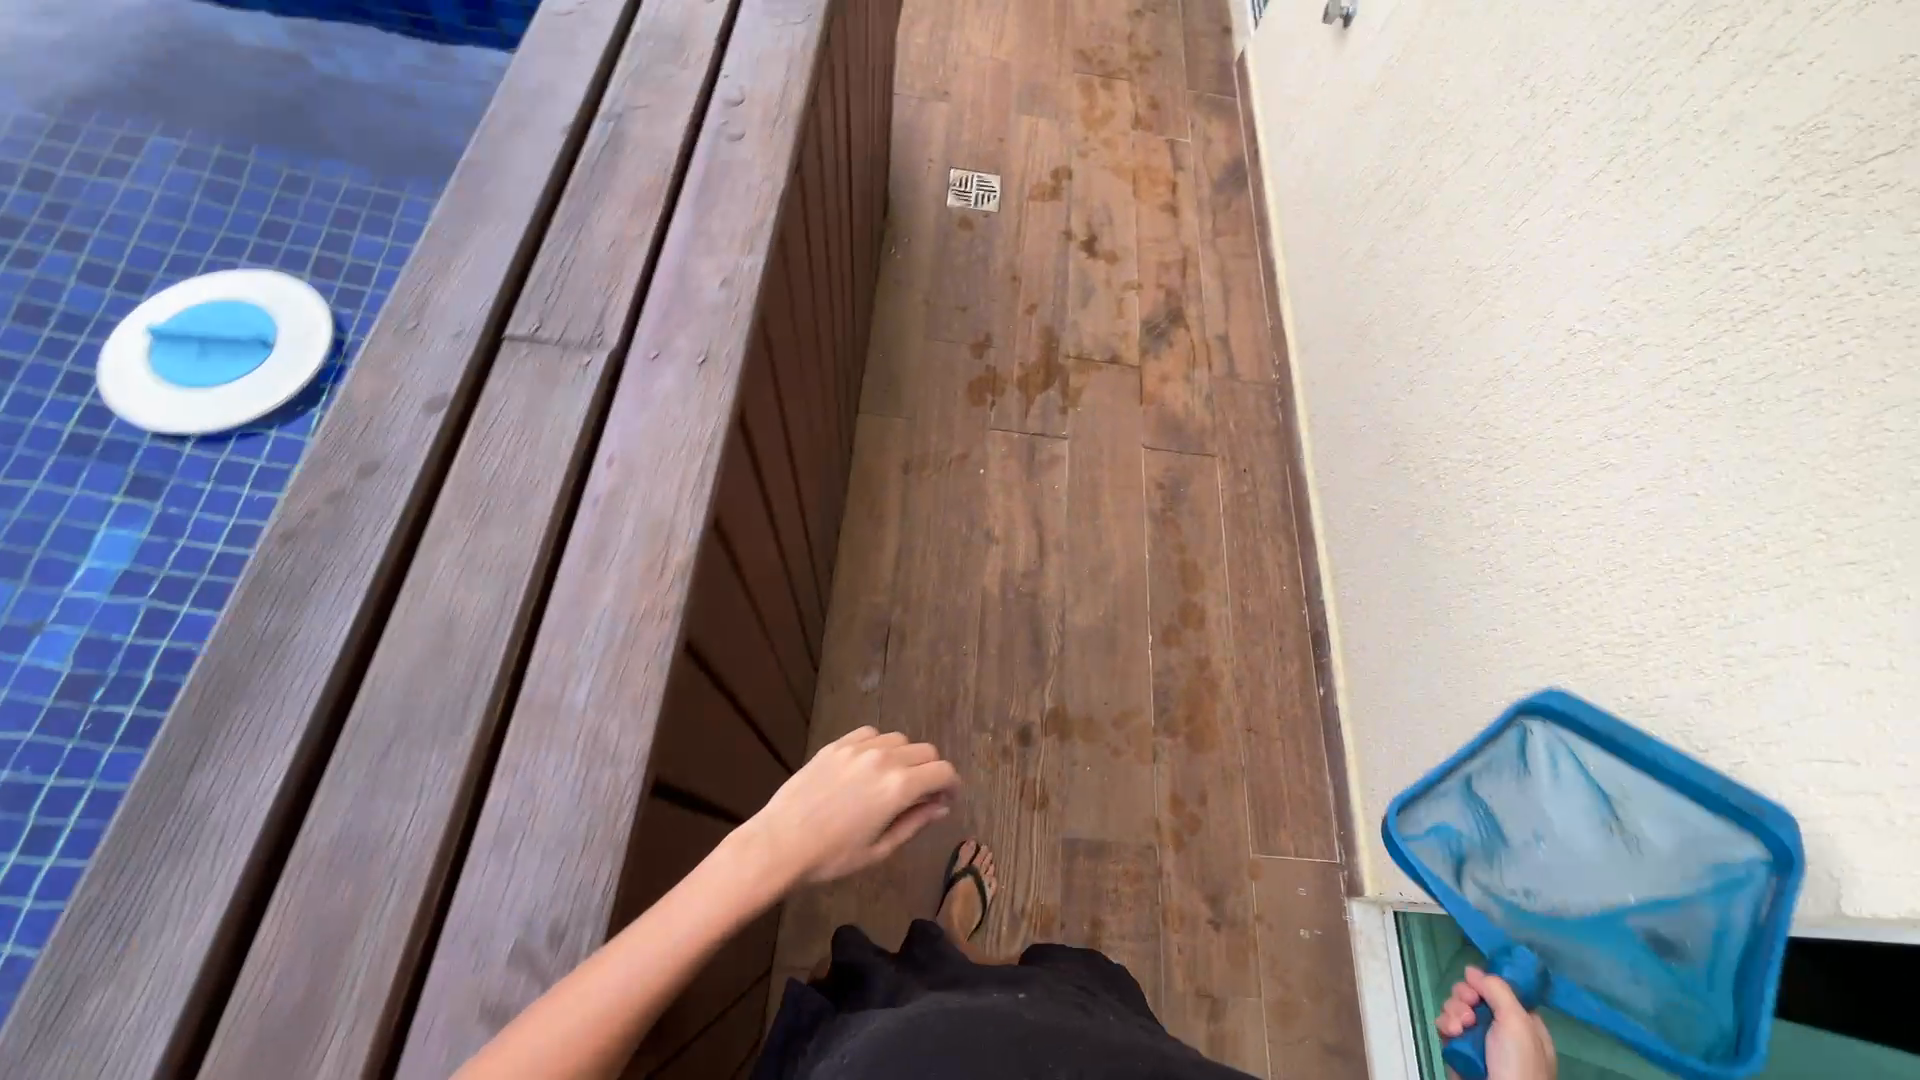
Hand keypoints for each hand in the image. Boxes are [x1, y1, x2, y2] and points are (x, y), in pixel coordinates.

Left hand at [734, 727, 959, 888]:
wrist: (780, 843)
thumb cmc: (832, 857)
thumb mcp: (880, 849)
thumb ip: (915, 822)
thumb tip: (940, 807)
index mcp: (899, 787)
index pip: (943, 772)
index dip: (952, 785)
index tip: (947, 799)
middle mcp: (884, 759)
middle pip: (926, 752)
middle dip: (932, 772)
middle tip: (923, 795)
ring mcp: (858, 748)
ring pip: (899, 740)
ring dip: (906, 757)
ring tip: (894, 780)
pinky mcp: (836, 745)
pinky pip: (870, 734)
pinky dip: (880, 745)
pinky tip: (870, 765)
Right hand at [1438, 967, 1555, 1079]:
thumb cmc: (1518, 1063)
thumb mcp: (1517, 1022)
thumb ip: (1497, 990)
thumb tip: (1472, 970)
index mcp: (1523, 1024)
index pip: (1500, 991)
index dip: (1485, 984)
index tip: (1476, 984)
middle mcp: (1501, 1030)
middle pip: (1473, 996)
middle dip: (1464, 997)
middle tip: (1468, 1005)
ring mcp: (1479, 1040)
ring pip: (1456, 1009)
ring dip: (1453, 1012)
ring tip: (1459, 1027)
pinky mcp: (1459, 1050)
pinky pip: (1445, 1026)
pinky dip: (1445, 1025)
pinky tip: (1450, 1033)